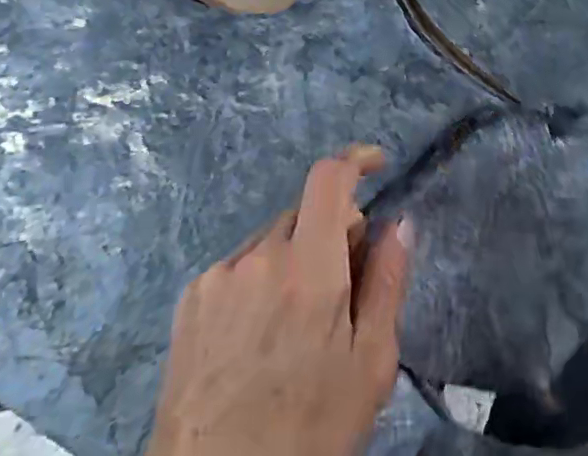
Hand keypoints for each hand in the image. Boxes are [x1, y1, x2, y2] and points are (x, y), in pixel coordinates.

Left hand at [147, 144, 414, 455]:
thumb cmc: (309, 427)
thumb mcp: (371, 360)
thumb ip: (388, 280)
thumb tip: (399, 222)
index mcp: (307, 268)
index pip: (329, 178)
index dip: (357, 159)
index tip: (377, 166)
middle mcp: (256, 260)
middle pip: (306, 212)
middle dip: (335, 230)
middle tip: (348, 285)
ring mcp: (215, 280)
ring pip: (274, 239)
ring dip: (298, 255)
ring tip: (303, 320)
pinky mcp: (188, 303)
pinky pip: (241, 265)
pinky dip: (264, 276)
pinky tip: (264, 332)